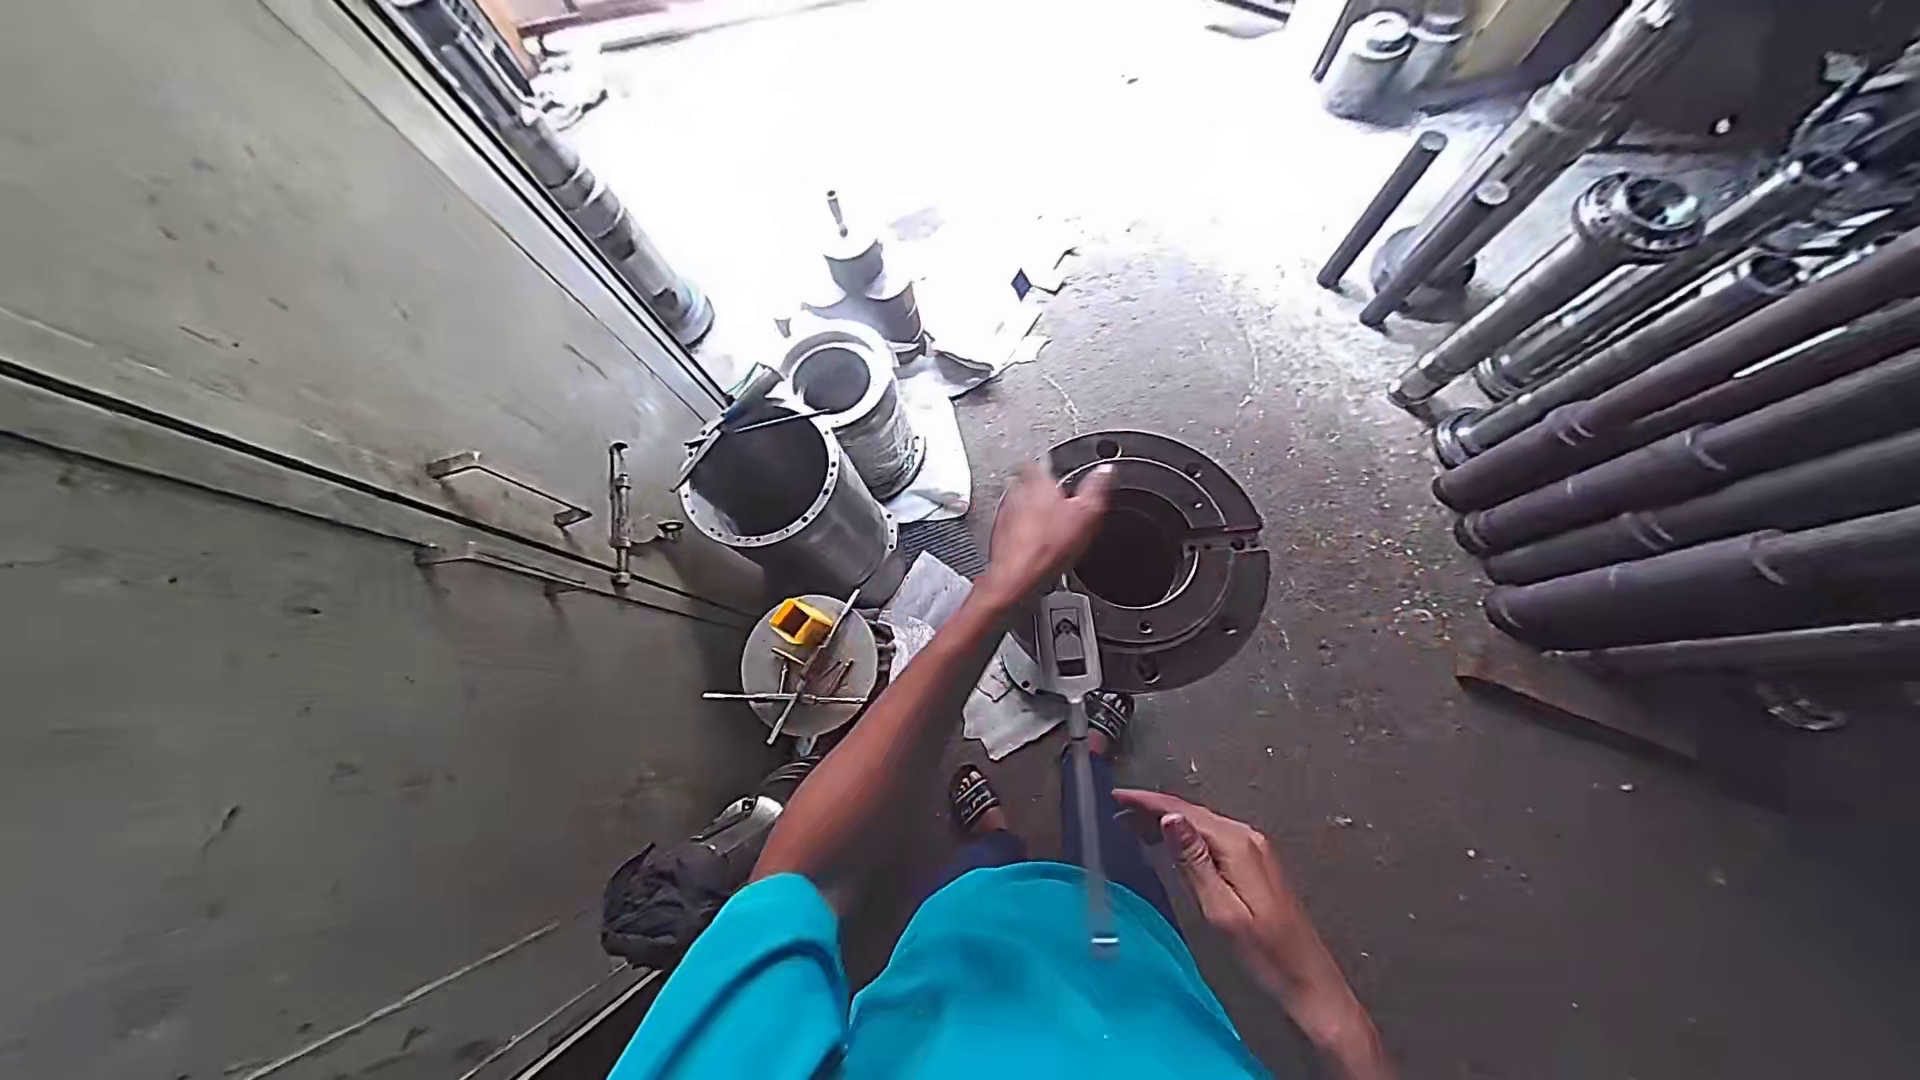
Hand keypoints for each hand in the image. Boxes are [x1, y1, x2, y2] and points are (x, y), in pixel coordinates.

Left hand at [976, 461, 1113, 608]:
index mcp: (1038, 481)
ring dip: (1036, 515)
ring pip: (1024, 506)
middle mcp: (1017, 492)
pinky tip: (1039, 545)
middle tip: (1063, 510)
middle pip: (1034, 485)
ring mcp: (1006, 512)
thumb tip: (1105, 470)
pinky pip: (1015, 526)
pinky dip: (1026, 532)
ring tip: (1052, 532)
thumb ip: (1097, 488)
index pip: (1043, 461)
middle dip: (1047, 495)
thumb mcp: (1086, 514)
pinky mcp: (999, 532)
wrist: (1016, 575)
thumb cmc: (1046, 547)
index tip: (1062, 476)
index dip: (1054, 467)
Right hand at [1113, 789, 1391, 1079]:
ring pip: (1199, 823)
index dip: (1146, 801)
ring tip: (1134, 821)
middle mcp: (1247, 839)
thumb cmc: (1268, 958)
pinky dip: (1183, 834)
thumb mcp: (1221, 911)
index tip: (1118, 795)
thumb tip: (1170, 818)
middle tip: (1119, 809)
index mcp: (1238, 844)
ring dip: (1166, 820)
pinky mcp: (1254, 865)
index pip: (1182, 811)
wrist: (1312, 990)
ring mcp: (1253, 850)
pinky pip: (1210, 837)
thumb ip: (1193, 861)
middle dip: (1152, 808)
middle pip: (1190, 813)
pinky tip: (1169, 840)